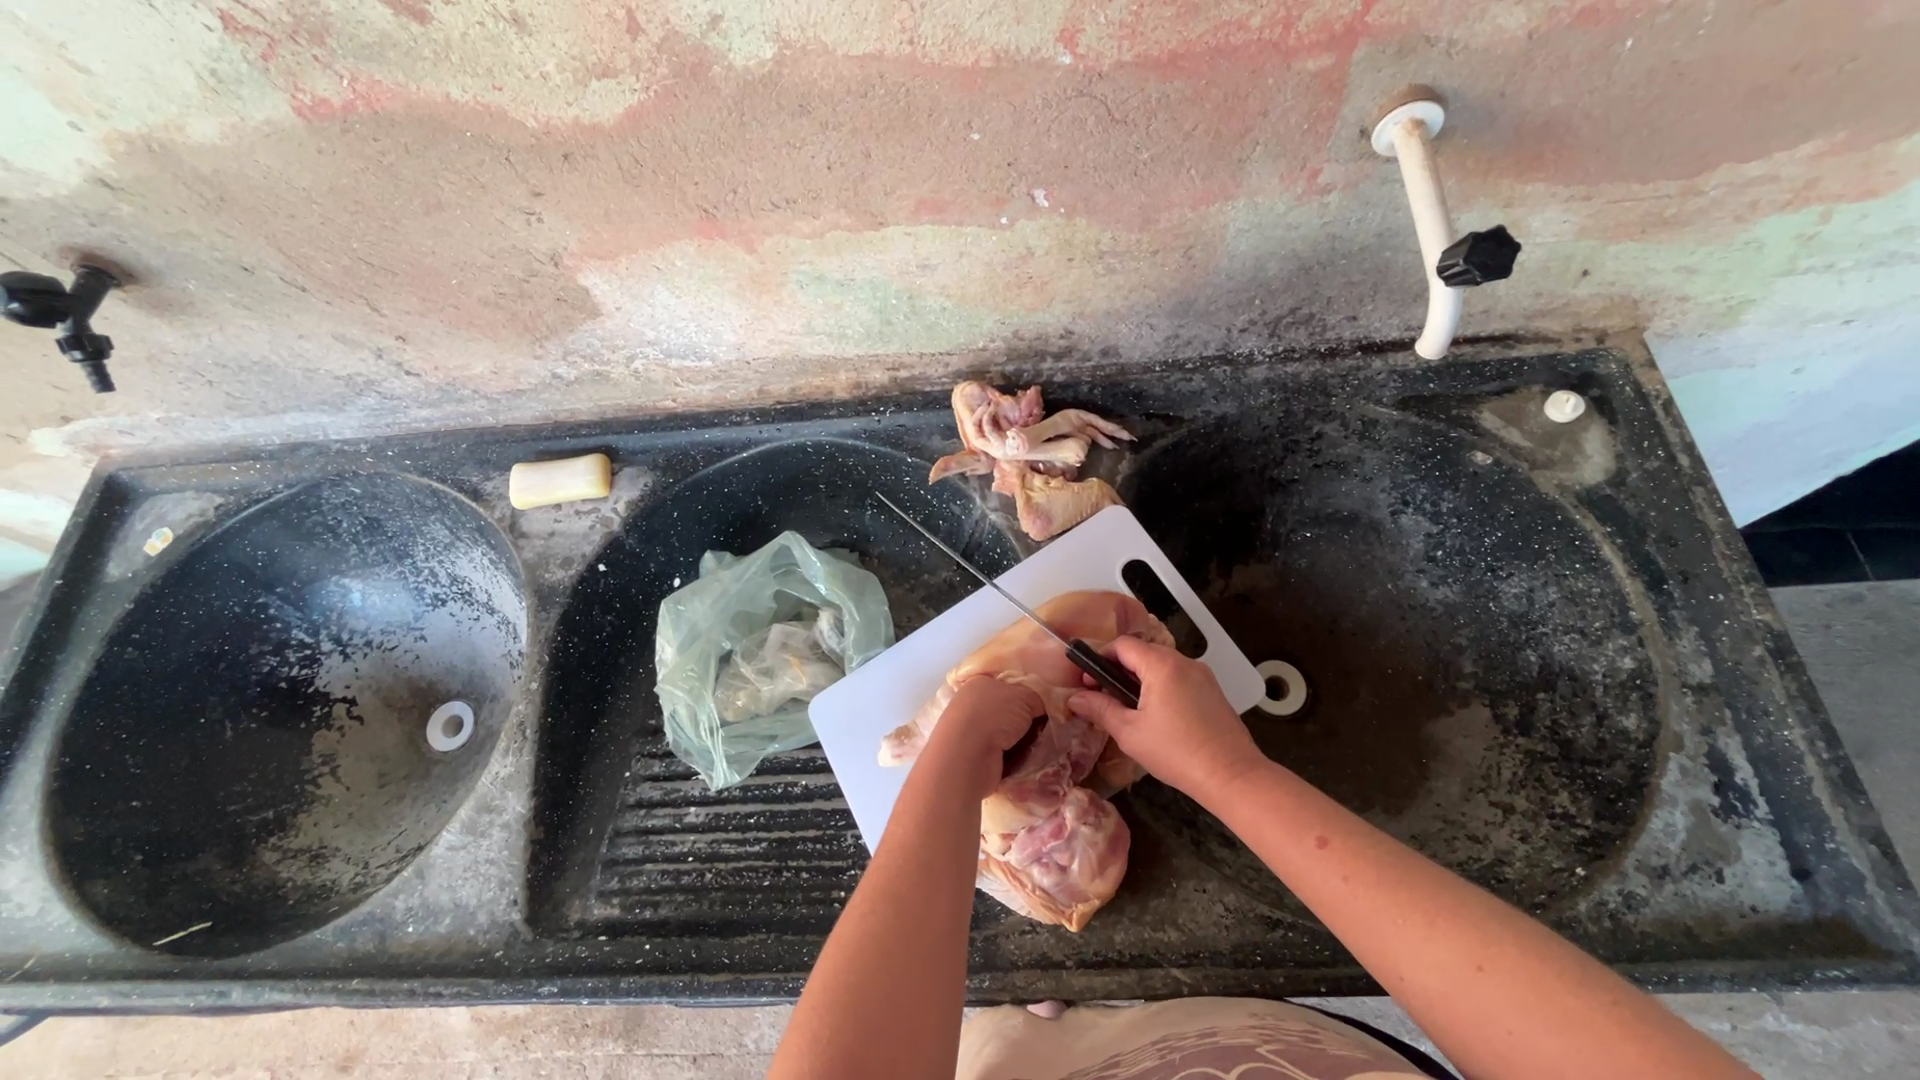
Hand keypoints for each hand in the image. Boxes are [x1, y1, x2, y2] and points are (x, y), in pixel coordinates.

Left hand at [923, 676, 1043, 799]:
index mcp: (979, 683)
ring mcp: (971, 732)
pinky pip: (1003, 754)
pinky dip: (1014, 758)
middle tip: (1049, 727)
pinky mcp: (974, 757)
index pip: (1008, 684)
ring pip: (1007, 734)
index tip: (1047, 705)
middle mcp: (972, 705)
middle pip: (1009, 710)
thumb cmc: (993, 716)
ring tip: (1042, 746)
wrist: (966, 757)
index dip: (1029, 693)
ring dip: (1023, 741)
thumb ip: (1038, 697)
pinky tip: (1027, 760)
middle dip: (1028, 720)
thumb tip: (1048, 704)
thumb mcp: (1024, 696)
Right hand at [1068, 637, 1264, 797]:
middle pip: (1143, 652)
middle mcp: (1184, 661)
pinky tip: (1158, 717)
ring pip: (1162, 665)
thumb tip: (1075, 698)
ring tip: (1130, 710)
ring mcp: (1203, 675)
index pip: (1123, 645)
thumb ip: (1100, 709)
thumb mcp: (1130, 732)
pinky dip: (1162, 687)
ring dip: (1141, 679)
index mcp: (1162, 665)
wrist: (1231, 775)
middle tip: (1105, 698)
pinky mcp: (1213, 690)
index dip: (1100, 659)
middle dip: (1119, 670)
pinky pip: (1179, 678)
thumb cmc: (1176, 752)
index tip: (1089, 683)